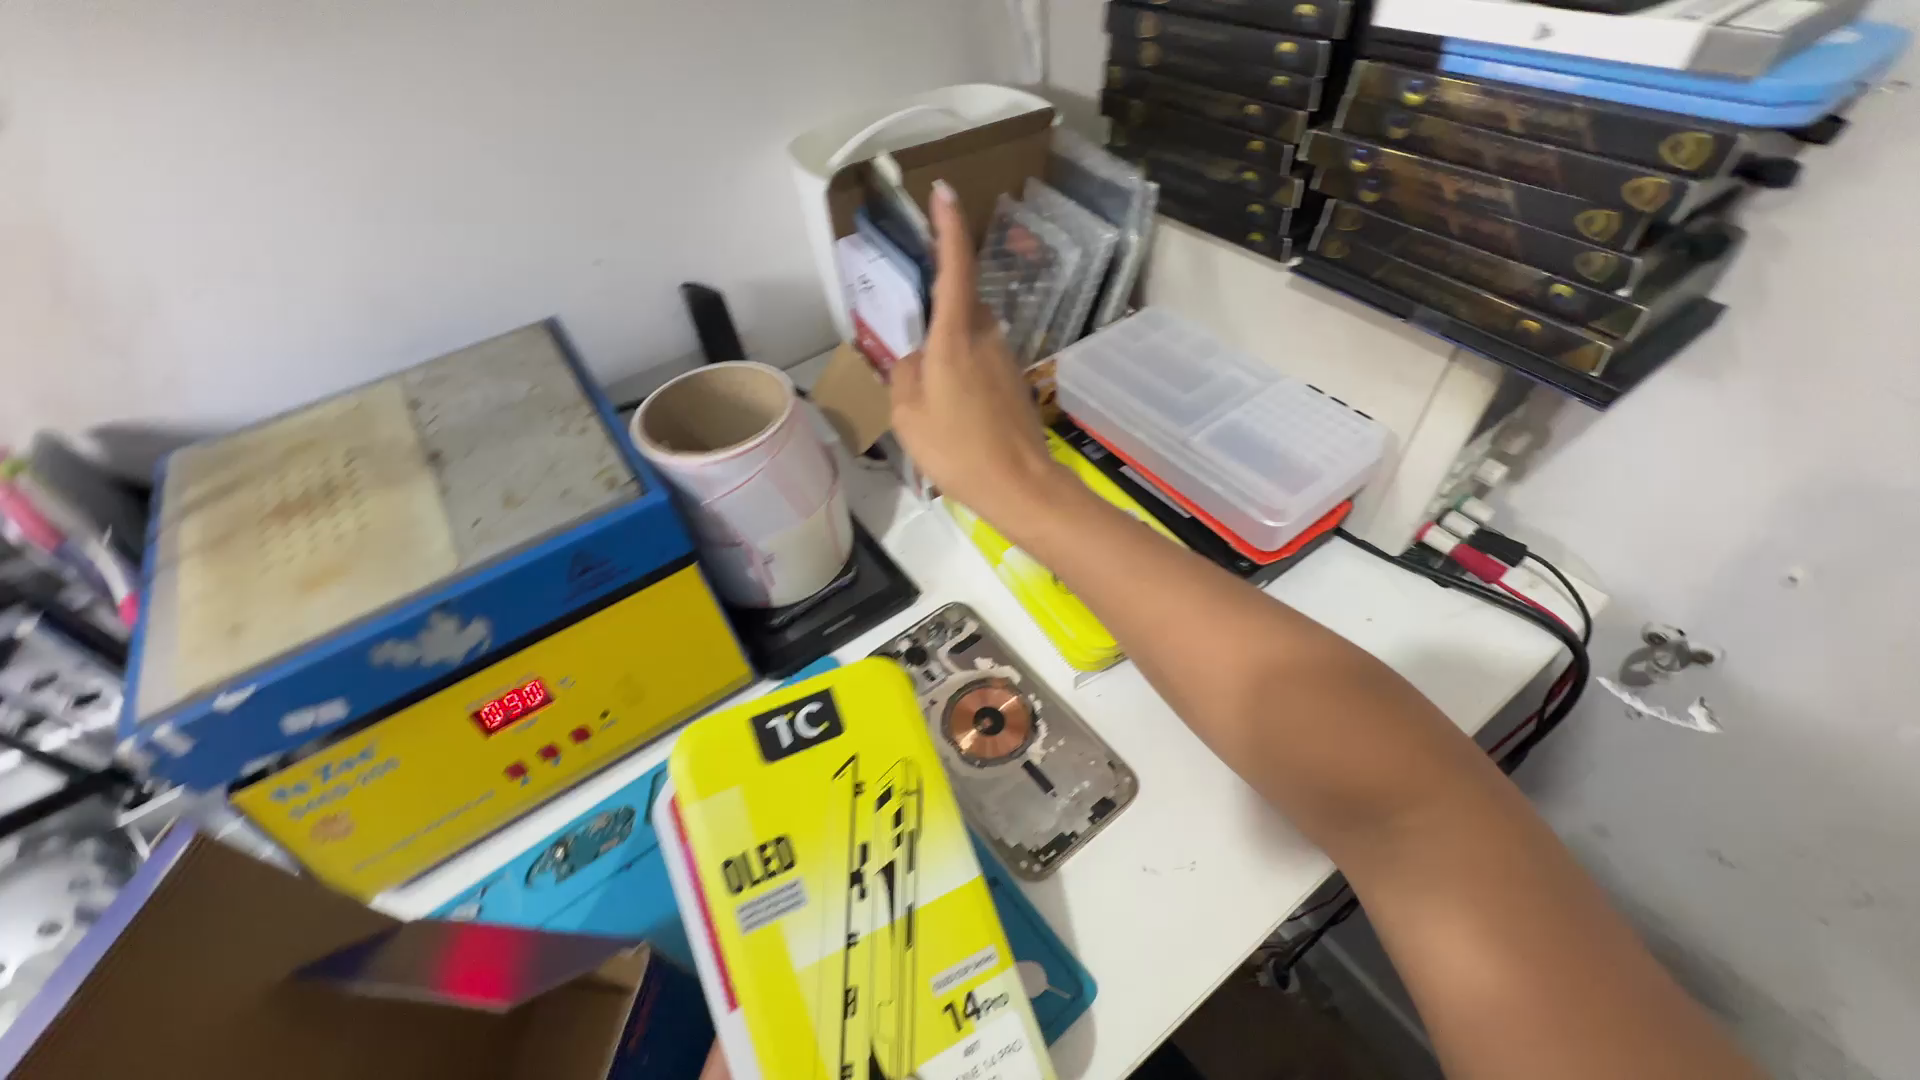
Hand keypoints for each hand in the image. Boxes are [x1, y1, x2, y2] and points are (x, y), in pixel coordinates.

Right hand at [890, 181, 1065, 522]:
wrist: (1021, 487)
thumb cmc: (959, 450)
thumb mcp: (908, 415)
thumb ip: (904, 375)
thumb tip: (915, 359)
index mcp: (955, 336)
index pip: (955, 266)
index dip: (948, 226)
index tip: (942, 192)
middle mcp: (985, 336)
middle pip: (958, 305)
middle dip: (935, 318)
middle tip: (917, 364)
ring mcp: (1004, 358)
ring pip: (967, 338)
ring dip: (947, 356)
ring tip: (934, 407)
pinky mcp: (1014, 380)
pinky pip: (978, 363)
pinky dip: (962, 376)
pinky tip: (955, 417)